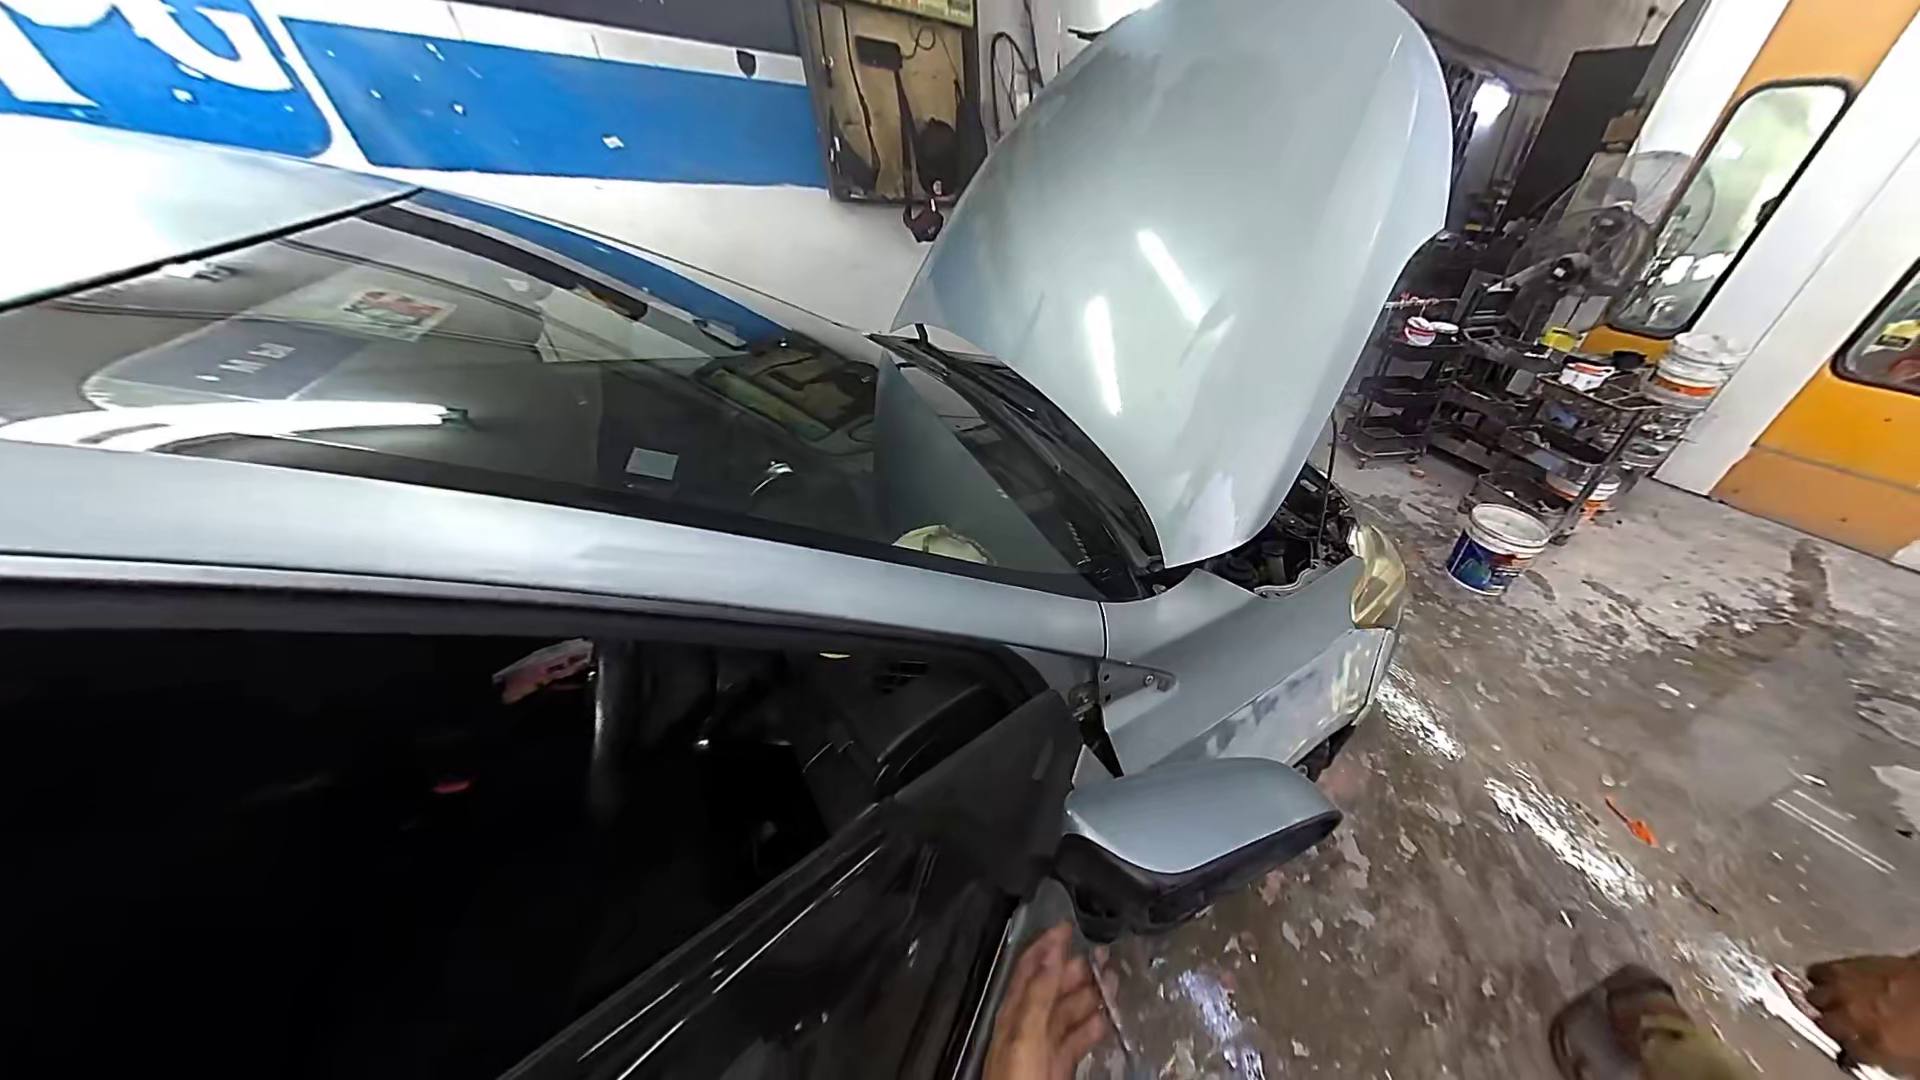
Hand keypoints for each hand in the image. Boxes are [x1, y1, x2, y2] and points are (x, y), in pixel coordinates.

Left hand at [983, 923, 1108, 1079]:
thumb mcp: (1025, 1036)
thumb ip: (1038, 994)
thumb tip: (1051, 951)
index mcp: (1014, 1015)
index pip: (1030, 968)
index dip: (1047, 944)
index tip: (1068, 925)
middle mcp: (1026, 1028)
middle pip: (1051, 989)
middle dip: (1075, 968)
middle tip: (1104, 954)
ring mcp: (1041, 1053)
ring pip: (1065, 1015)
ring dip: (1088, 996)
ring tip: (1112, 981)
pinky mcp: (1056, 1074)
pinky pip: (1074, 1044)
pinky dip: (1091, 1029)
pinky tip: (1107, 1021)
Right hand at [1807, 953, 1919, 1075]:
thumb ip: (1901, 1061)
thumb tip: (1886, 1062)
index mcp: (1878, 1046)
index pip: (1849, 1054)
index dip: (1854, 1054)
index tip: (1857, 1053)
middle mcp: (1850, 1017)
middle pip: (1824, 1023)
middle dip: (1833, 1026)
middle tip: (1845, 1028)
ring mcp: (1839, 991)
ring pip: (1812, 997)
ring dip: (1824, 1002)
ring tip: (1838, 1004)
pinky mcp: (1834, 967)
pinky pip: (1814, 973)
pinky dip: (1821, 979)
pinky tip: (1836, 984)